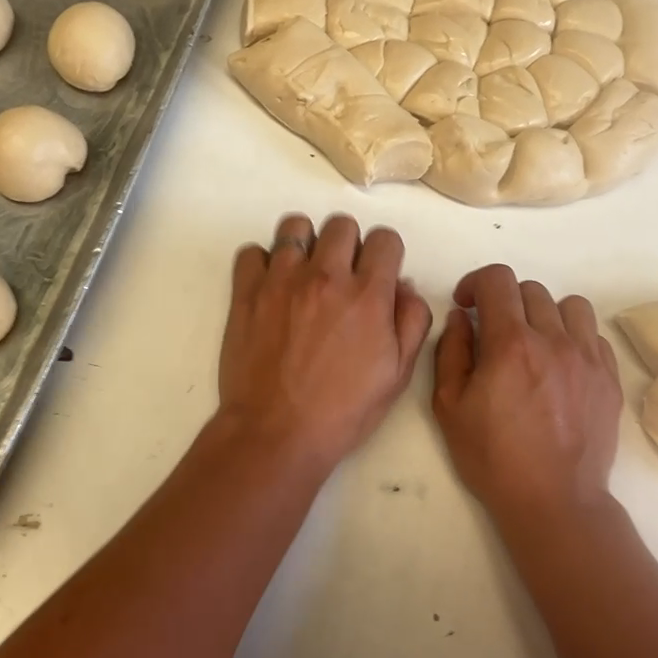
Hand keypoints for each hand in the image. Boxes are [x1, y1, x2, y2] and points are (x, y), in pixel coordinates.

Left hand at [218, 214, 432, 471]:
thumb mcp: (397, 375)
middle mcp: (326, 276)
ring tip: (303, 274)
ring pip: (295, 226)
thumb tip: (404, 286)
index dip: (386, 255)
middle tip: (342, 276)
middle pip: (341, 225)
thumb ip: (411, 322)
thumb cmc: (343, 411)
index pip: (385, 239)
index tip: (377, 275)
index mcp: (368, 295)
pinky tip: (270, 287)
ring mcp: (281, 280)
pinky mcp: (246, 292)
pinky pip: (252, 251)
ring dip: (305, 244)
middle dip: (348, 244)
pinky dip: (262, 262)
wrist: (276, 433)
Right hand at [432, 264, 623, 520]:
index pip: (497, 280)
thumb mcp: (450, 407)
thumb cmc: (493, 457)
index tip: (467, 303)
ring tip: (534, 342)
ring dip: (545, 313)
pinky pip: (594, 335)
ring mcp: (588, 358)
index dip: (476, 283)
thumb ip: (452, 352)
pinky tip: (560, 365)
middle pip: (531, 290)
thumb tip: (461, 317)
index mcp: (510, 343)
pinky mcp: (609, 378)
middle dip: (505, 302)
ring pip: (570, 305)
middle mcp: (554, 340)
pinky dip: (573, 338)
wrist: (554, 499)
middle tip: (494, 332)